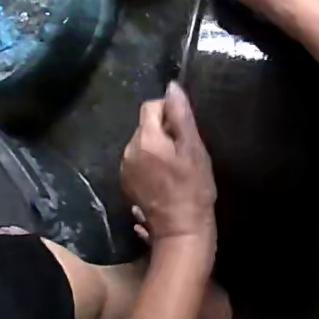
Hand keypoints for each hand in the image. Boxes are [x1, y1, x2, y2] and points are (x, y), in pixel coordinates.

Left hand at [121, 83, 215, 256]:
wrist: (180, 231)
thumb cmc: (193, 189)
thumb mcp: (194, 149)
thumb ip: (181, 115)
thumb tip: (172, 87)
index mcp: (146, 138)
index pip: (151, 106)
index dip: (169, 111)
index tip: (184, 130)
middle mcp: (129, 149)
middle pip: (146, 125)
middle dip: (164, 130)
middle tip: (184, 150)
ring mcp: (125, 168)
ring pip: (142, 143)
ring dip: (157, 147)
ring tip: (176, 165)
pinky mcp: (126, 183)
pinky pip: (138, 160)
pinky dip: (150, 162)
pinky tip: (165, 178)